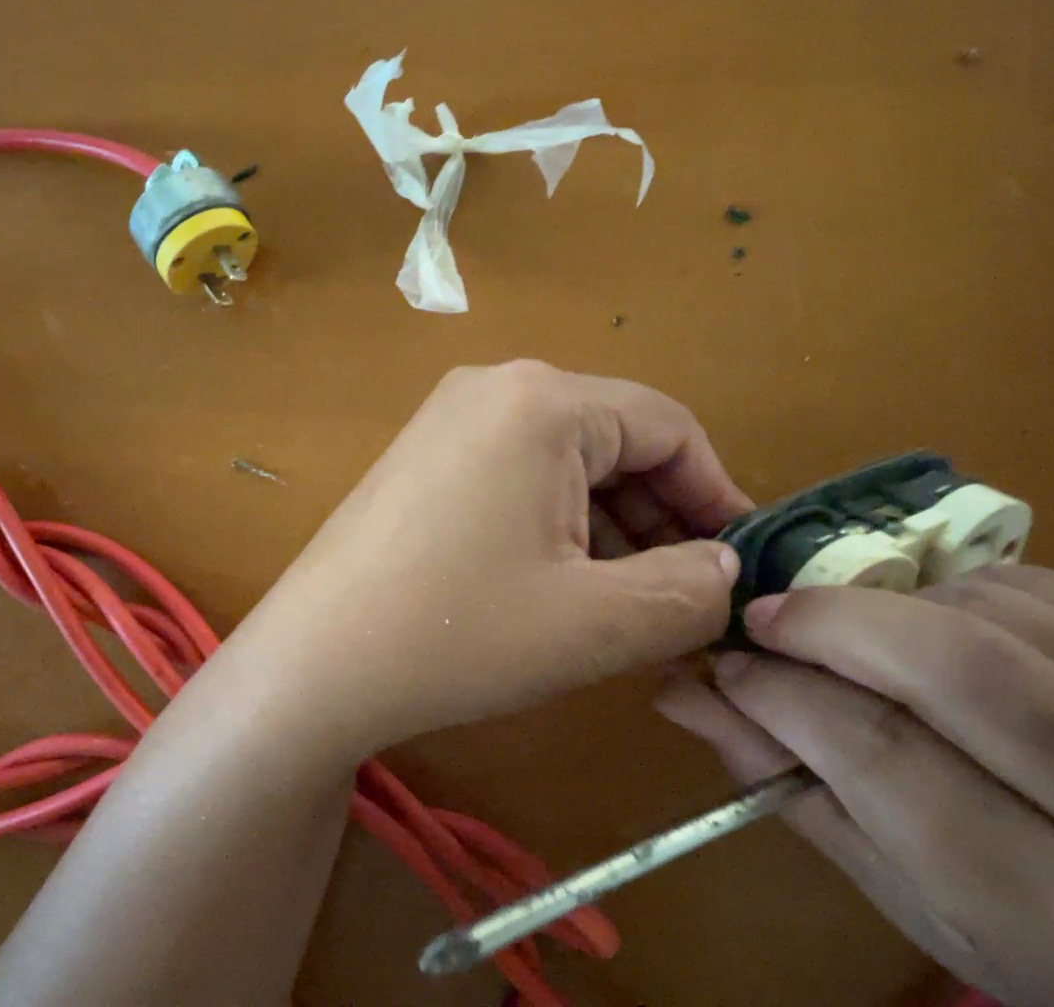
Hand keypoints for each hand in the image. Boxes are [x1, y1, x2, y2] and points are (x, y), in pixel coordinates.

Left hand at [222, 360, 752, 756]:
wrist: (314, 665)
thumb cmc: (460, 634)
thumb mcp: (598, 623)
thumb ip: (689, 591)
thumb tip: (726, 568)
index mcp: (543, 400)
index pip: (670, 427)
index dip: (717, 495)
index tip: (738, 565)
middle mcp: (494, 388)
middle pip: (615, 440)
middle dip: (660, 518)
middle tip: (684, 597)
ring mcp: (447, 421)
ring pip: (566, 463)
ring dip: (610, 529)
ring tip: (625, 605)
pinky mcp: (421, 460)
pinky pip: (516, 477)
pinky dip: (556, 526)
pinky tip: (559, 589)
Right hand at [657, 565, 1053, 1006]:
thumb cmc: (1028, 926)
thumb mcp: (893, 880)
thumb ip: (785, 782)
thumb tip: (680, 688)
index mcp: (1053, 911)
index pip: (882, 758)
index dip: (782, 694)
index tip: (723, 663)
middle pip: (958, 666)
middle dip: (834, 621)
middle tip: (769, 616)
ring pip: (991, 611)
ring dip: (893, 607)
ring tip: (862, 637)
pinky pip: (1041, 584)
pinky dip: (959, 588)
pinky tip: (944, 625)